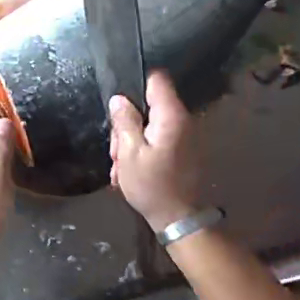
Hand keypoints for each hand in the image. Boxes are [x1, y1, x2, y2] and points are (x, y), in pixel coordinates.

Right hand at [108, 72, 200, 232]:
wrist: (177, 219)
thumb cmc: (151, 184)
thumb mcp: (129, 152)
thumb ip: (124, 121)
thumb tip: (119, 98)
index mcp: (171, 117)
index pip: (157, 80)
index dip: (135, 84)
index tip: (119, 101)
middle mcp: (182, 122)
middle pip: (148, 105)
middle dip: (127, 122)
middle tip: (117, 148)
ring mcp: (183, 136)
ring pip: (147, 124)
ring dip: (130, 140)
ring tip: (122, 163)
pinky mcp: (181, 150)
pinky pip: (155, 139)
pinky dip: (140, 149)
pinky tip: (131, 168)